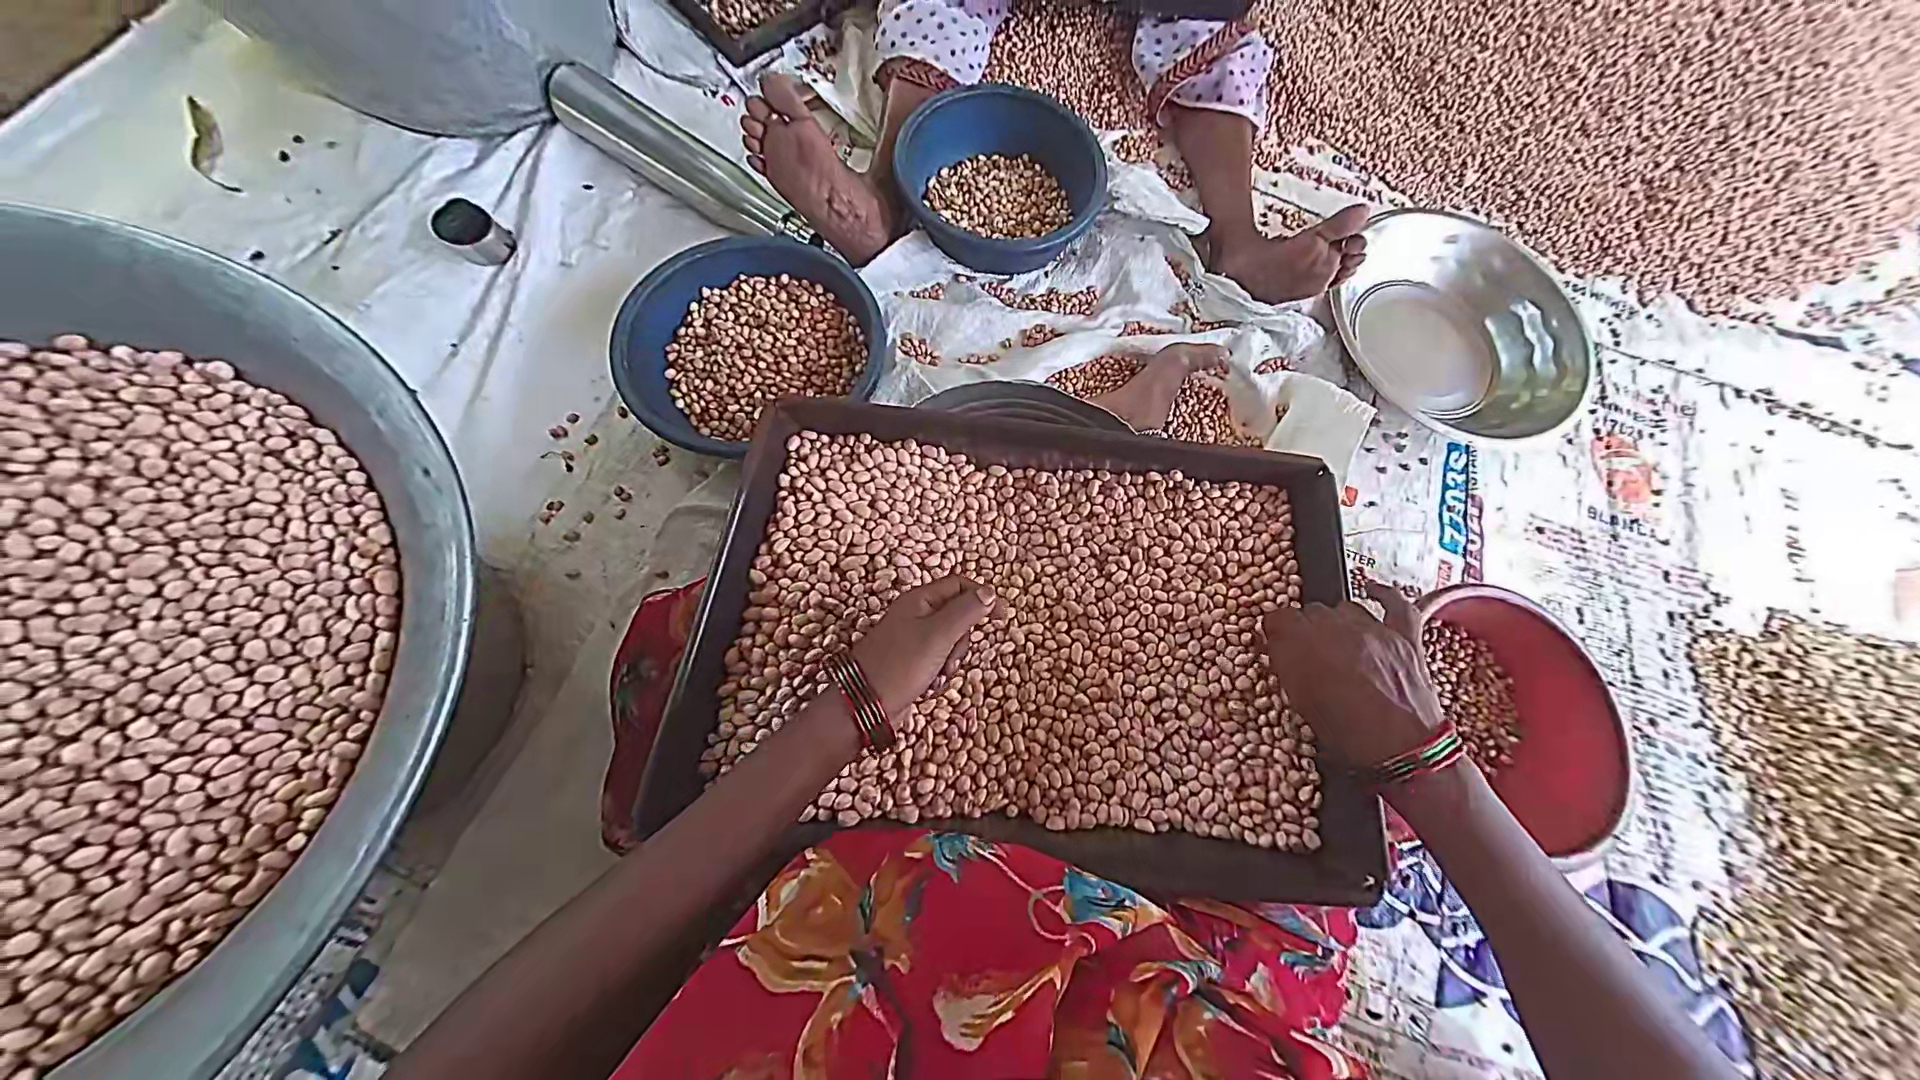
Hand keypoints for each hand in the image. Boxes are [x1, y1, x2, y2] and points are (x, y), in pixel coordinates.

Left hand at [850, 575, 1005, 715]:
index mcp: (919, 601)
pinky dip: (939, 676)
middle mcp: (915, 617)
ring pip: (951, 644)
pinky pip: (939, 663)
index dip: (982, 597)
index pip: (959, 586)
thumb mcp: (939, 634)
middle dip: (961, 641)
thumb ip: (966, 611)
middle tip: (950, 655)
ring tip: (936, 675)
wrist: (865, 706)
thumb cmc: (899, 666)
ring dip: (951, 662)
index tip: (1002, 616)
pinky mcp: (912, 663)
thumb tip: (989, 593)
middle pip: (958, 618)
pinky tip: (927, 687)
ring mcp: (913, 641)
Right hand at [1260, 578, 1444, 767]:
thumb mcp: (1300, 701)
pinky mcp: (1404, 636)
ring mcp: (1373, 630)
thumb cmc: (1348, 734)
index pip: (1278, 618)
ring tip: (1338, 640)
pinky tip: (1371, 589)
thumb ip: (1285, 665)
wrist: (1404, 752)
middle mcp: (1336, 629)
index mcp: (1304, 645)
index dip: (1275, 630)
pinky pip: (1395, 603)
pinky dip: (1383, 593)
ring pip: (1344, 607)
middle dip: (1305, 628)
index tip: (1275, 639)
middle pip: (1310, 611)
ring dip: (1338, 620)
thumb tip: (1276, 645)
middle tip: (1307, 650)